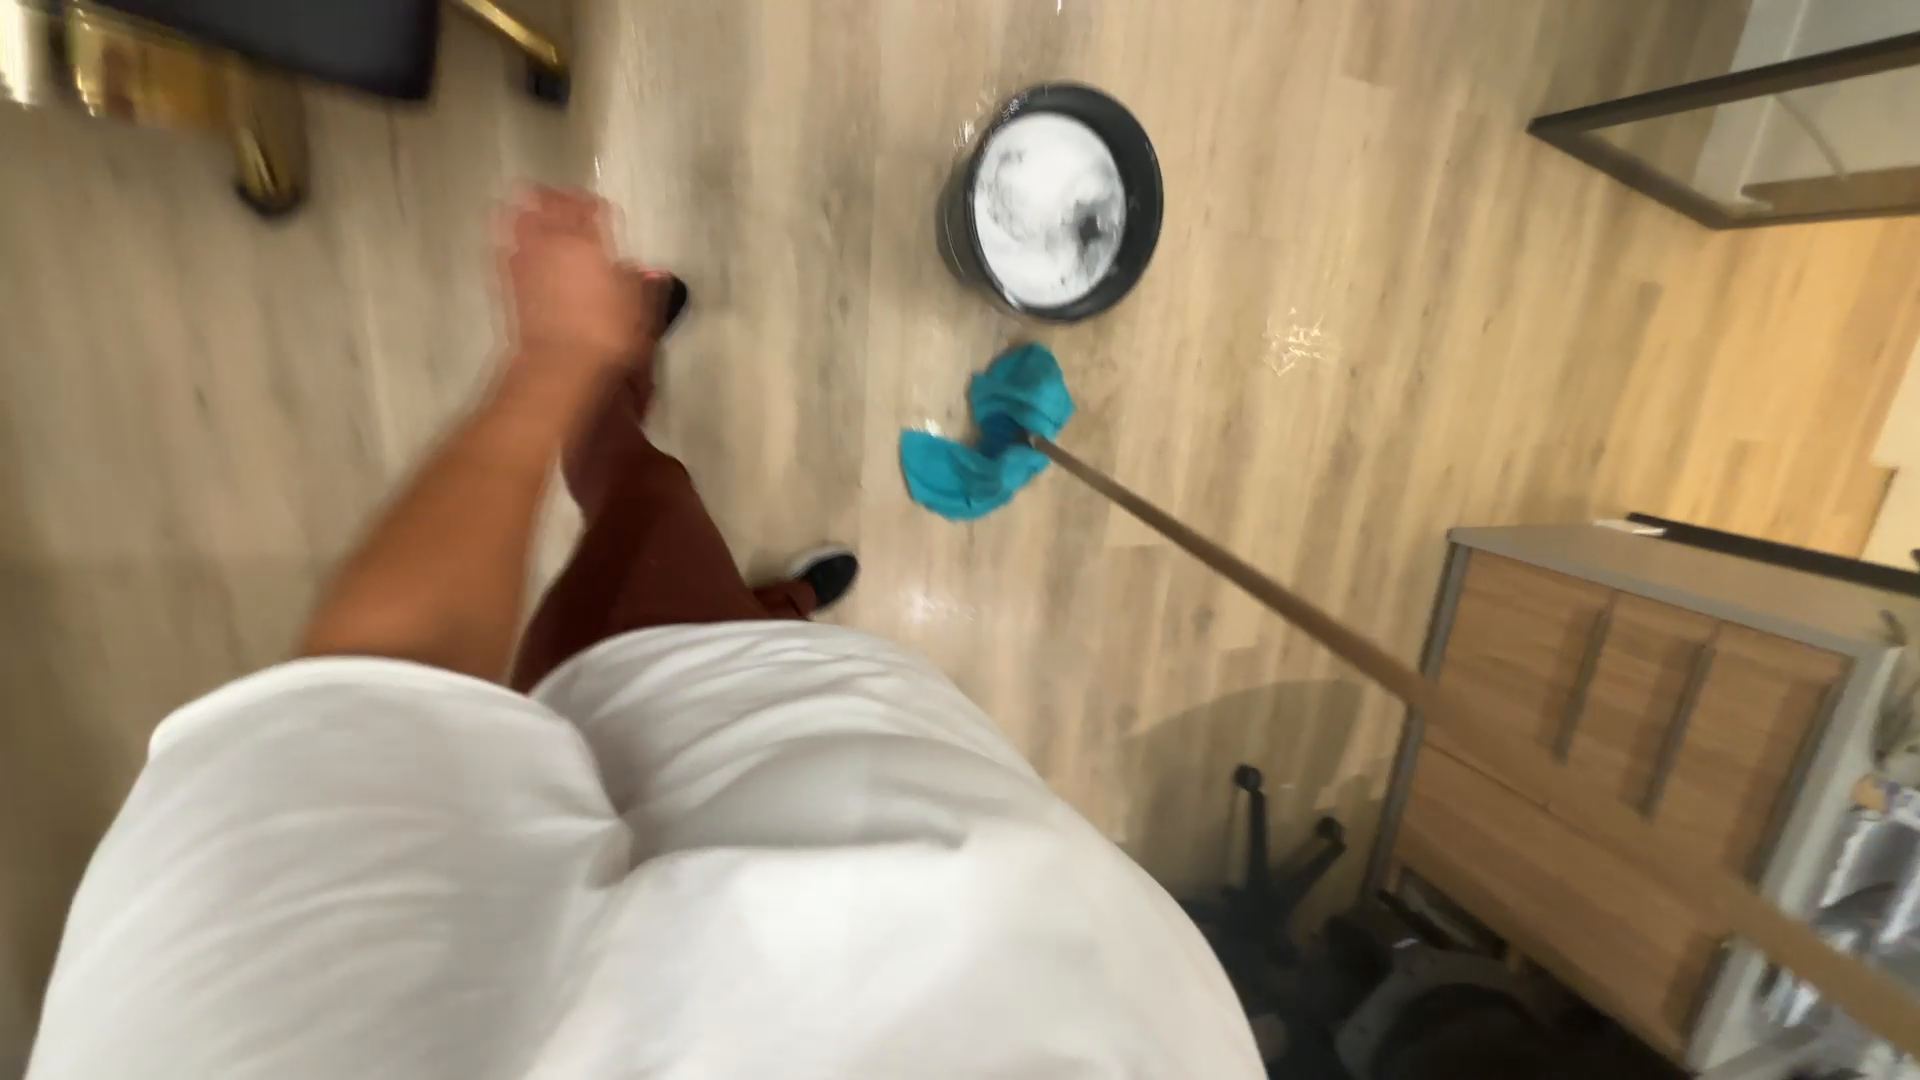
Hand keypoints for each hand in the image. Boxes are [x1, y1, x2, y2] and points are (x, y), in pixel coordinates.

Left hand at [498, 187, 669, 377]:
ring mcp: (527, 261)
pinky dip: (513, 241)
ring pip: (521, 221)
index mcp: (590, 242)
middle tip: (561, 198)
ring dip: (527, 212)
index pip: (590, 209)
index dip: (595, 205)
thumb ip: (644, 286)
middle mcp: (554, 243)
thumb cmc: (610, 335)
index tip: (600, 206)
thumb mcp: (641, 312)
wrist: (563, 367)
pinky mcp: (508, 284)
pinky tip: (517, 245)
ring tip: (529, 209)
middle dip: (555, 199)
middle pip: (549, 206)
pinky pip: (507, 250)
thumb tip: (653, 273)